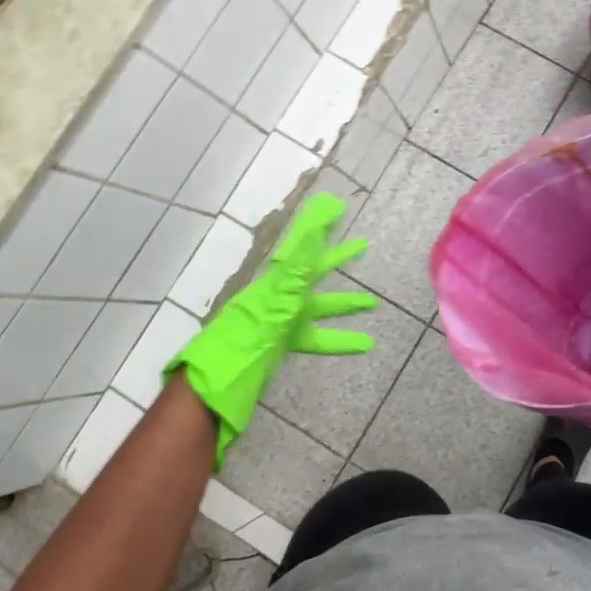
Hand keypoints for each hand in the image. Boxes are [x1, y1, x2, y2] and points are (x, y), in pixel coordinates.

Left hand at [165, 193, 374, 467]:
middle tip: (362, 245)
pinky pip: (317, 338)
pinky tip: (363, 345)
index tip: (336, 208)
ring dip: (345, 304)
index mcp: (277, 282)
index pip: (302, 248)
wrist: (217, 382)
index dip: (318, 227)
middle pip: (313, 272)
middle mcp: (280, 295)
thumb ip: (295, 271)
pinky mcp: (283, 343)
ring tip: (373, 303)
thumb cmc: (244, 340)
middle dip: (337, 259)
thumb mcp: (273, 302)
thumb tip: (312, 234)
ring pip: (320, 307)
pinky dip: (339, 340)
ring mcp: (282, 320)